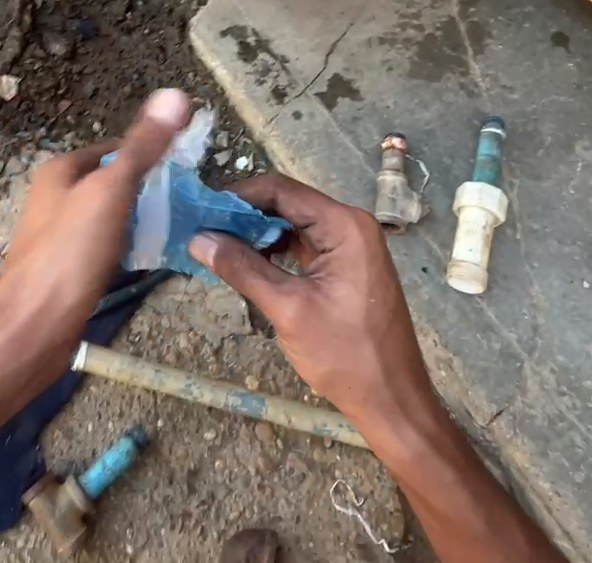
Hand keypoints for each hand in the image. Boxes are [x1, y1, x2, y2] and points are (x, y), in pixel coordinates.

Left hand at [0, 89, 192, 369]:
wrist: (32, 329)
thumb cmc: (70, 253)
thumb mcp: (111, 191)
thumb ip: (143, 147)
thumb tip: (176, 94)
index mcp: (61, 170)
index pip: (115, 147)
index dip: (149, 154)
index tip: (185, 171)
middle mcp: (55, 196)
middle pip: (112, 182)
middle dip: (147, 190)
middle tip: (184, 204)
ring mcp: (57, 233)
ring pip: (109, 215)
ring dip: (138, 220)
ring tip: (172, 230)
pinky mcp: (65, 268)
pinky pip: (103, 246)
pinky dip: (125, 247)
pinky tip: (144, 260)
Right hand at [190, 175, 435, 431]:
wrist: (393, 401)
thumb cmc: (345, 355)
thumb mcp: (287, 308)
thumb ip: (241, 267)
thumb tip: (198, 239)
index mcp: (343, 225)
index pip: (281, 190)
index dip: (238, 196)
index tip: (203, 211)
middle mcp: (350, 224)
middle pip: (286, 203)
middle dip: (244, 215)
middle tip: (204, 231)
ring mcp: (351, 245)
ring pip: (293, 223)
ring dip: (257, 233)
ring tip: (218, 247)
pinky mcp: (346, 265)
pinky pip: (304, 244)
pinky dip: (275, 250)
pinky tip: (248, 264)